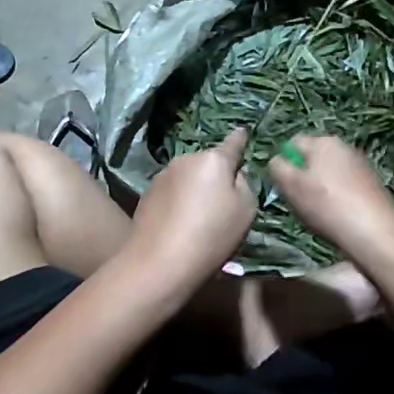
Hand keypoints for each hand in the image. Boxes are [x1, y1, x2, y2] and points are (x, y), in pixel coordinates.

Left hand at [125, 128, 257, 289]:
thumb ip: (244, 184)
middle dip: (216, 175)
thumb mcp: (246, 210)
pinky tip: (180, 224)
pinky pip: (172, 192)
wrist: (159, 261)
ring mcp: (163, 176)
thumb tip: (234, 173)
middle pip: (208, 163)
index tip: (244, 131)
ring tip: (200, 217)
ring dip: (196, 189)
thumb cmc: (211, 234)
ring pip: (189, 177)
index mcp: (213, 159)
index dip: (241, 139)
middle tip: (223, 202)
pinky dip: (179, 201)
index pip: (233, 142)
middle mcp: (186, 159)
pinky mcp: (147, 194)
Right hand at [266, 135, 393, 260]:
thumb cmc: (327, 206)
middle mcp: (345, 147)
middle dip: (303, 176)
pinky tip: (338, 217)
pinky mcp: (373, 185)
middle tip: (300, 201)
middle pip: (313, 158)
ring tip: (320, 213)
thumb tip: (277, 161)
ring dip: (320, 189)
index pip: (293, 143)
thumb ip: (277, 167)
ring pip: (329, 173)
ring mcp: (362, 165)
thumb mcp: (290, 185)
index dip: (284, 163)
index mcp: (324, 141)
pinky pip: (345, 186)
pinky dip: (338, 198)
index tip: (284, 186)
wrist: (376, 234)